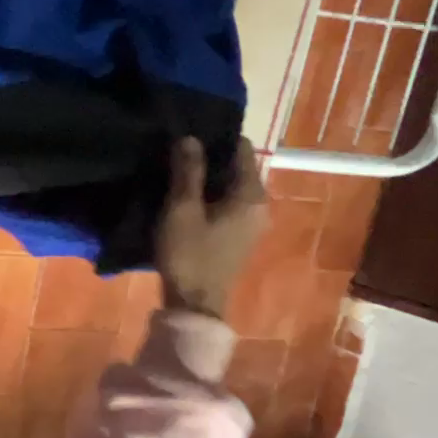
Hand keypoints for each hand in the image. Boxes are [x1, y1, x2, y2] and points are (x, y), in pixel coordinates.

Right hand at [156, 136, 266, 318]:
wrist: (196, 302)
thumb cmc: (188, 253)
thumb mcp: (181, 209)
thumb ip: (188, 172)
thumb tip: (190, 137)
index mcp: (251, 195)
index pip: (241, 150)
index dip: (214, 139)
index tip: (186, 135)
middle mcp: (261, 204)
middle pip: (238, 168)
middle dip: (210, 158)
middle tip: (175, 153)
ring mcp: (254, 222)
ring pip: (232, 187)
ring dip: (209, 178)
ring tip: (176, 173)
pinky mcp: (241, 236)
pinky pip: (229, 203)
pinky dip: (211, 196)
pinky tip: (186, 199)